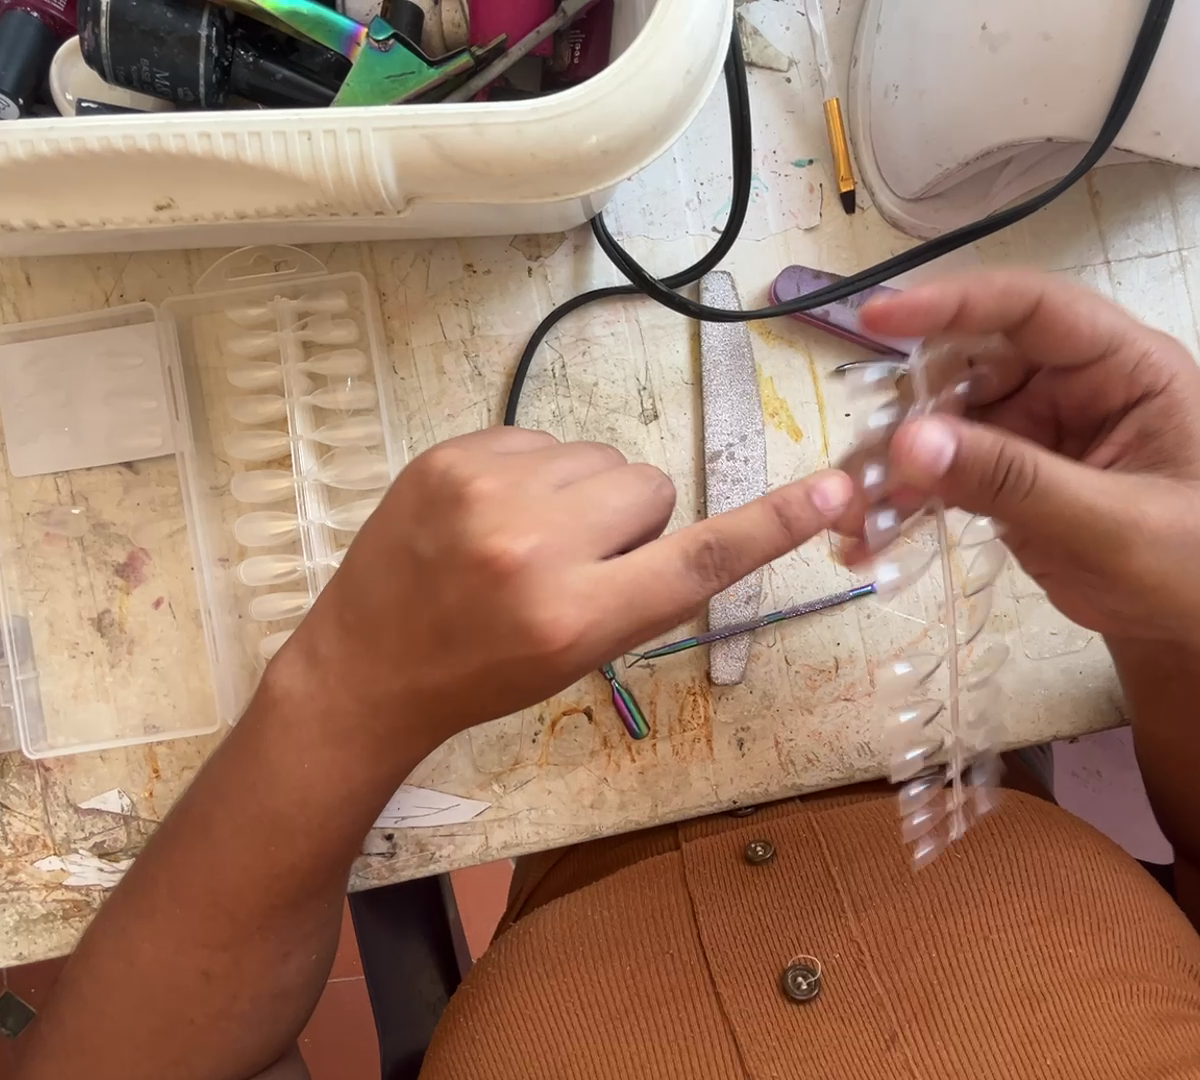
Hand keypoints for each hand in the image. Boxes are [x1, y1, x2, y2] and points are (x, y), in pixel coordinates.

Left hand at [265, 428, 852, 753]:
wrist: (366, 665)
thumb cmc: (484, 675)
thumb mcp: (578, 655)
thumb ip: (643, 588)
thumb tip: (671, 515)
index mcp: (576, 616)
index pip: (698, 561)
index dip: (773, 526)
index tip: (833, 491)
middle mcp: (537, 545)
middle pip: (649, 486)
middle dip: (629, 521)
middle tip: (575, 561)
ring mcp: (487, 488)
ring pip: (599, 457)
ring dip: (582, 494)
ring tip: (527, 537)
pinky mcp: (452, 453)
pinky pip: (543, 440)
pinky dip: (535, 473)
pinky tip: (491, 513)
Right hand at [851, 272, 1199, 647]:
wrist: (1195, 640)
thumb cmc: (1192, 571)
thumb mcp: (1112, 526)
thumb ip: (1013, 481)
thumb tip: (909, 443)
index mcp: (1121, 366)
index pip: (1030, 309)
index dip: (952, 304)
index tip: (876, 319)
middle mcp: (1067, 385)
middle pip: (966, 369)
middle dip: (908, 413)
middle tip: (862, 466)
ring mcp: (1030, 431)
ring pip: (940, 424)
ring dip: (893, 465)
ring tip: (851, 513)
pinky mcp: (1002, 476)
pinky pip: (939, 474)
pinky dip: (902, 502)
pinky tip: (868, 537)